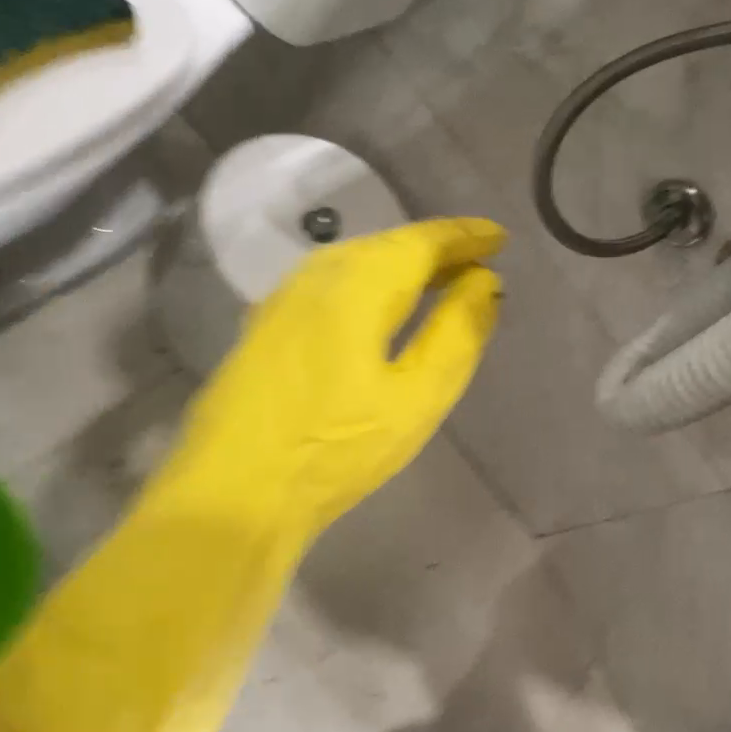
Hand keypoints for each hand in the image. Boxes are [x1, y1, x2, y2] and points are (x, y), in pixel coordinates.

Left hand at [156, 216, 506, 531]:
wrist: (230, 496)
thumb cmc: (334, 451)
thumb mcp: (417, 398)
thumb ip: (458, 333)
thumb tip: (484, 282)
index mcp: (356, 284)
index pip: (421, 241)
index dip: (464, 236)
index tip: (500, 238)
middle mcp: (315, 276)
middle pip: (387, 244)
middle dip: (435, 247)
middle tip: (478, 259)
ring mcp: (282, 299)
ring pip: (355, 262)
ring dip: (402, 264)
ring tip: (439, 279)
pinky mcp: (265, 326)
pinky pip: (332, 283)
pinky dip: (370, 283)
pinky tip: (381, 308)